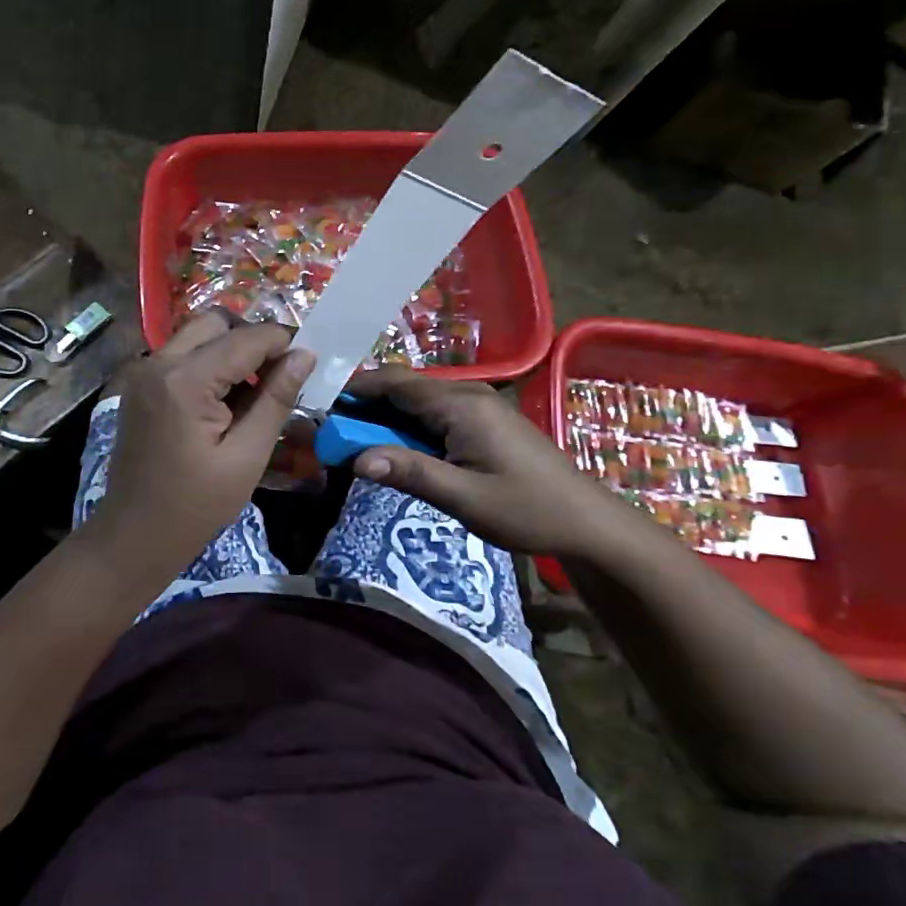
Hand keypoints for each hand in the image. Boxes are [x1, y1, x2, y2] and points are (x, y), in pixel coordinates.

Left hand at [91, 311, 315, 565]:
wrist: (135, 533)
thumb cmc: (197, 504)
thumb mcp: (248, 455)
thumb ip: (276, 399)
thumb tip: (305, 355)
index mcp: (185, 381)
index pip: (246, 338)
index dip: (282, 342)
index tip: (308, 361)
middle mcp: (159, 363)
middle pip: (216, 322)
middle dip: (253, 339)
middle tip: (278, 375)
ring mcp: (144, 371)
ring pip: (197, 333)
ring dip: (230, 348)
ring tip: (254, 390)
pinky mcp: (141, 384)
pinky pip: (181, 354)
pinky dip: (209, 362)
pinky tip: (226, 398)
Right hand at [344, 366, 629, 555]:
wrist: (585, 522)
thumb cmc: (527, 510)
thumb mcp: (465, 498)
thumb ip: (411, 473)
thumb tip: (357, 459)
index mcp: (461, 405)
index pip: (395, 383)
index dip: (355, 390)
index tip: (320, 405)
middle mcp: (468, 394)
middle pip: (404, 387)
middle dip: (365, 404)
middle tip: (331, 429)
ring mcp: (479, 405)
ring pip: (418, 399)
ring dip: (385, 415)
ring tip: (353, 439)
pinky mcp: (484, 420)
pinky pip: (435, 411)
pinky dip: (408, 424)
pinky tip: (394, 446)